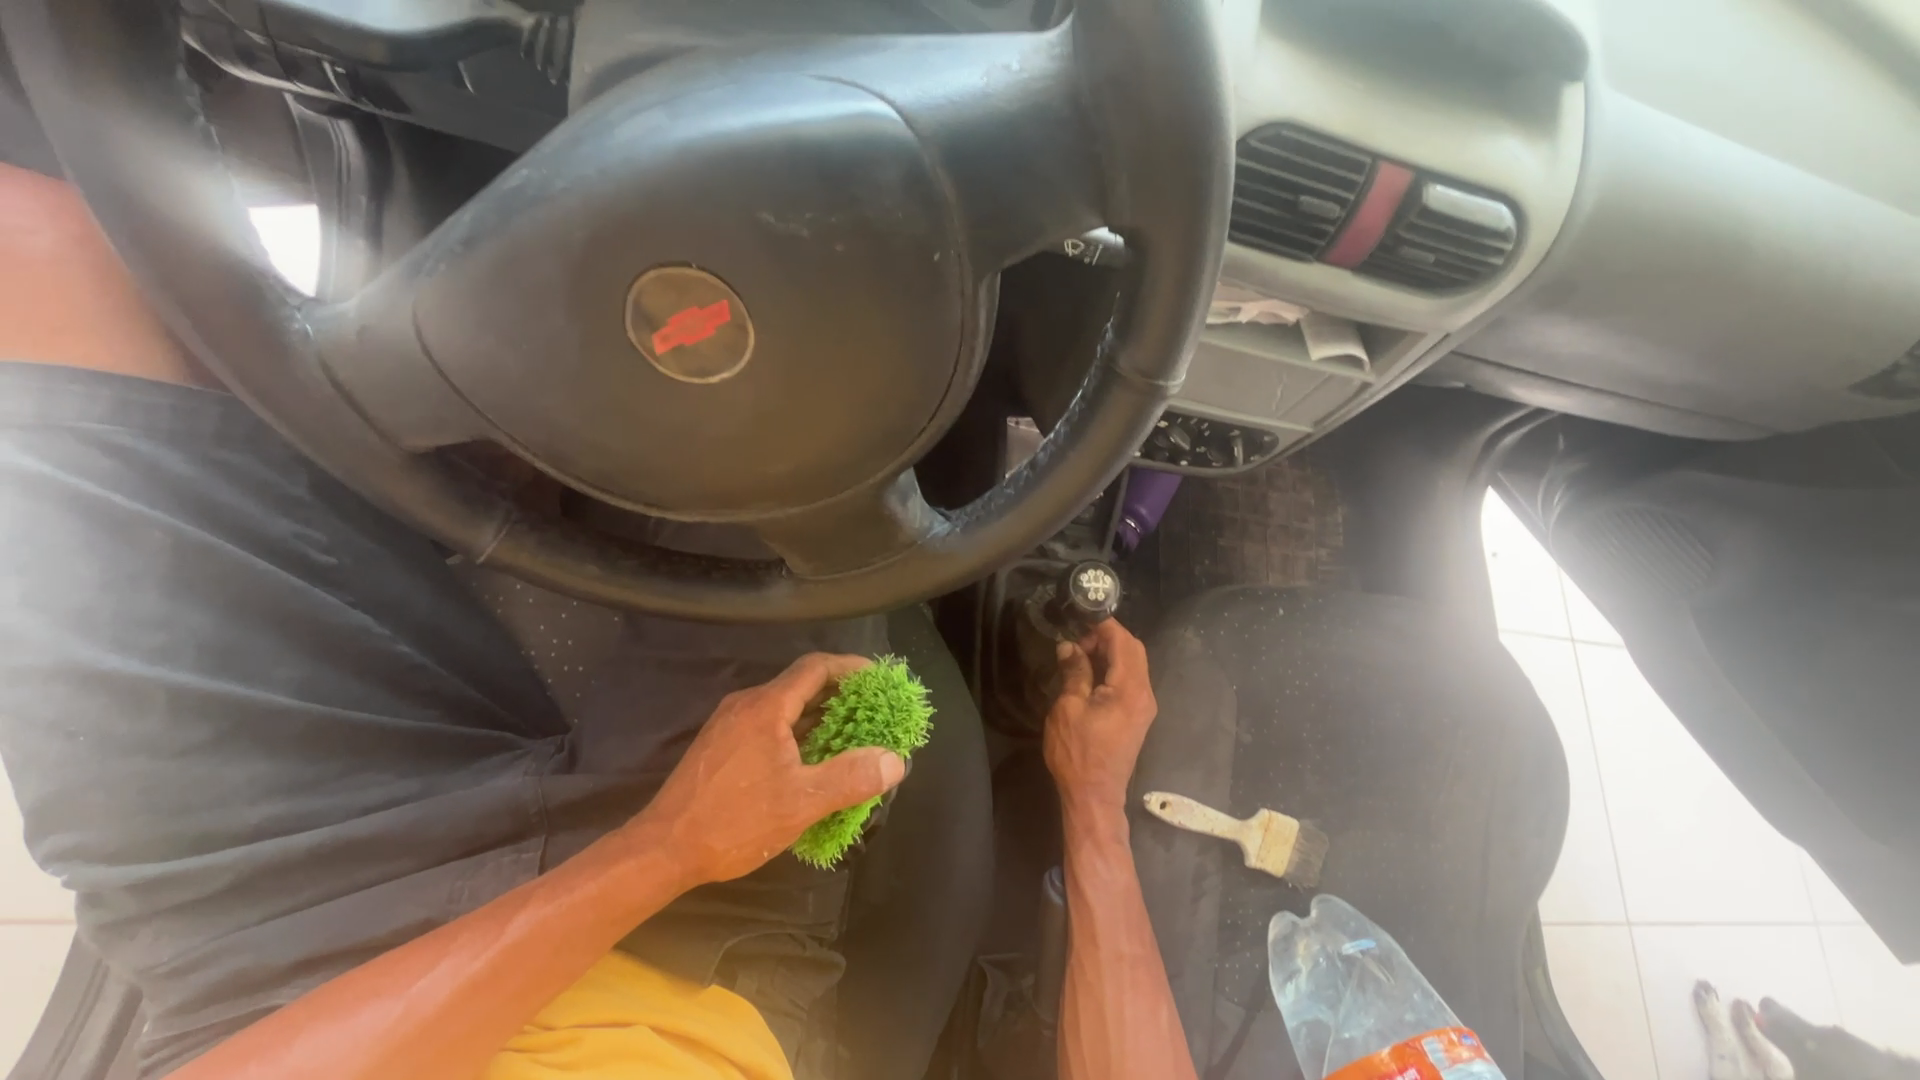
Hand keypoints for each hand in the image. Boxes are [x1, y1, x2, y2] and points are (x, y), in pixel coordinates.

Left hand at [632, 653, 906, 885]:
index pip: (815, 668)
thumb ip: (850, 777)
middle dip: (840, 694)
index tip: (879, 678)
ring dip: (818, 715)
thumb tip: (896, 761)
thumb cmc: (735, 821)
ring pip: (783, 706)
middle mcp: (745, 705)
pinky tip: (810, 760)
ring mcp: (729, 724)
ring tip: (851, 736)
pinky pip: (767, 724)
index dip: (851, 667)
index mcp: (766, 707)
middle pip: (800, 684)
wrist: (663, 849)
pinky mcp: (720, 746)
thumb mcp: (801, 803)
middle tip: (874, 711)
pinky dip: (796, 731)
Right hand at [1044, 619, 1156, 814]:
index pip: (1124, 642)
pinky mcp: (1137, 716)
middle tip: (1078, 637)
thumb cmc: (1078, 752)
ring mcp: (1144, 707)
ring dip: (1109, 653)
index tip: (1080, 618)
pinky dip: (1112, 668)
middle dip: (1108, 637)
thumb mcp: (1069, 707)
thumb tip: (1070, 646)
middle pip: (1134, 651)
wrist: (1094, 795)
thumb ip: (1074, 672)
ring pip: (1133, 665)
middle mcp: (1144, 694)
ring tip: (1080, 652)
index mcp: (1130, 689)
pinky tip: (1090, 672)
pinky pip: (1130, 680)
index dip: (1104, 625)